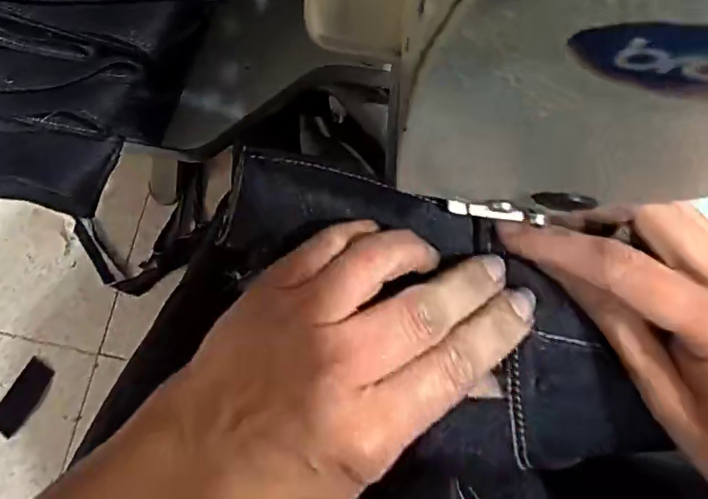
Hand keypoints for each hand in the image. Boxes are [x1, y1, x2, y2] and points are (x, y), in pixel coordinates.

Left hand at [51, 221, 535, 498]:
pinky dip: (362, 234)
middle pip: (425, 308)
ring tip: (435, 257)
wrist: (186, 465)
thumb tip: (478, 375)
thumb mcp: (359, 471)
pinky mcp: (275, 285)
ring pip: (378, 259)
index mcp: (365, 426)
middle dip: (472, 285)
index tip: (521, 305)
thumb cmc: (278, 484)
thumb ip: (419, 413)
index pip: (451, 365)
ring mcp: (303, 314)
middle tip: (497, 269)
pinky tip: (378, 241)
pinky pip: (330, 241)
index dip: (495, 331)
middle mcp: (340, 361)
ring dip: (417, 251)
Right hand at [499, 205, 707, 498]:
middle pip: (654, 212)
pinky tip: (624, 246)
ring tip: (579, 234)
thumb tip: (562, 270)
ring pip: (674, 209)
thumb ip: (616, 324)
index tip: (515, 231)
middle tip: (548, 229)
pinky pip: (692, 228)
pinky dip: (648, 224)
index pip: (624, 264)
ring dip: (621, 211)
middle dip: (594, 212)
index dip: (560, 245)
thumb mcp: (666, 401)